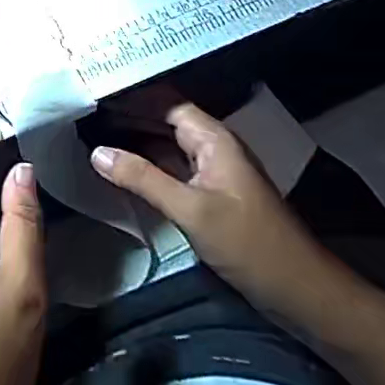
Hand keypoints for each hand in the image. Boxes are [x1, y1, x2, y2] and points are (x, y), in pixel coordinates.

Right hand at [89, 102, 342, 317]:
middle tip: (83, 109)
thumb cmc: (250, 244)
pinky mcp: (207, 193)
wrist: (301, 294)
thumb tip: (96, 152)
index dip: (130, 94)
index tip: (92, 90)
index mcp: (213, 139)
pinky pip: (168, 165)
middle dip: (126, 113)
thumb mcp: (191, 210)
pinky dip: (143, 161)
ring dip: (132, 137)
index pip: (164, 101)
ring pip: (163, 142)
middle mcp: (211, 147)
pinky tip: (117, 165)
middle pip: (162, 118)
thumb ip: (142, 178)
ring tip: (90, 130)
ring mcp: (209, 171)